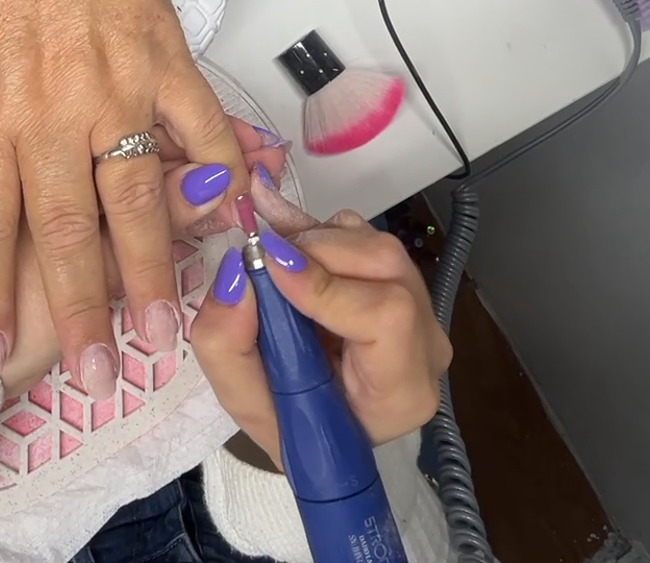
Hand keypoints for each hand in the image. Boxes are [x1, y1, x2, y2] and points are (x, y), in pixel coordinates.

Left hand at [0, 0, 245, 396]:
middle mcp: (52, 110)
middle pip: (63, 230)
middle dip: (74, 312)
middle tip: (89, 374)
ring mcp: (117, 87)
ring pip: (134, 198)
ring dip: (147, 271)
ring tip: (157, 331)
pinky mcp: (165, 58)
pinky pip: (199, 126)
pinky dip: (219, 173)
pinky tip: (232, 219)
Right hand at [191, 208, 452, 465]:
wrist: (313, 417)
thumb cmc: (286, 420)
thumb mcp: (242, 400)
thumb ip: (225, 343)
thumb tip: (236, 272)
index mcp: (401, 390)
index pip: (387, 315)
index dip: (325, 283)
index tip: (267, 263)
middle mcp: (424, 342)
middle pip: (383, 264)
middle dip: (312, 249)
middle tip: (260, 256)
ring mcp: (417, 304)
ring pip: (372, 242)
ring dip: (311, 238)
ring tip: (269, 259)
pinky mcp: (397, 275)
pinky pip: (360, 233)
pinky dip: (313, 228)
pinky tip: (282, 247)